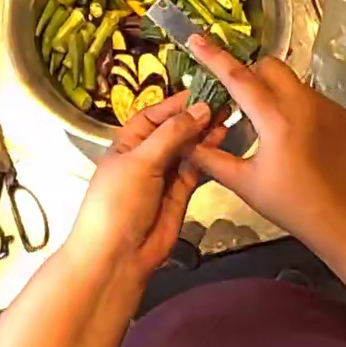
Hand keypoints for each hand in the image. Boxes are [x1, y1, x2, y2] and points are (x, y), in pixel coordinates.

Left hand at [64, 93, 221, 282]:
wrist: (118, 257)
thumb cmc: (118, 203)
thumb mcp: (141, 161)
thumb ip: (173, 134)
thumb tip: (201, 109)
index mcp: (128, 142)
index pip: (155, 114)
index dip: (177, 103)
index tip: (203, 90)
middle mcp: (146, 155)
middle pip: (174, 129)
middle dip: (196, 116)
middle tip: (223, 100)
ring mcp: (164, 174)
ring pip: (188, 147)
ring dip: (205, 132)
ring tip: (228, 115)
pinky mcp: (180, 192)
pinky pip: (196, 167)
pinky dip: (209, 154)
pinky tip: (223, 138)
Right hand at [183, 34, 345, 248]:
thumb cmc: (294, 204)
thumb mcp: (247, 185)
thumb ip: (213, 160)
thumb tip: (188, 144)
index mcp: (275, 118)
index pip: (238, 77)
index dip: (214, 56)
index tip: (197, 39)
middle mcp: (303, 102)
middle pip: (269, 66)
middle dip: (250, 73)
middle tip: (239, 100)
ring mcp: (327, 106)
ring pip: (292, 81)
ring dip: (274, 91)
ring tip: (268, 125)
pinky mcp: (343, 115)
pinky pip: (312, 98)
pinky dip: (296, 107)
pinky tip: (297, 139)